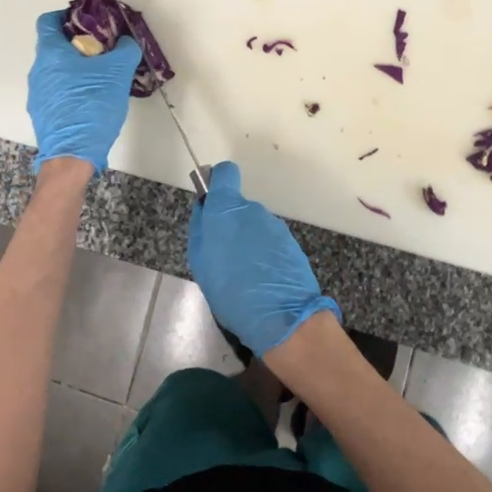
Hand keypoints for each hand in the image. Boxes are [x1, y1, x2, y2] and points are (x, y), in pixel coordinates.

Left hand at [26, 9, 142, 172]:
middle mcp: (38, 71)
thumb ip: (125, 50)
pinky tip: (91, 102)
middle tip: (103, 52)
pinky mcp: (42, 115)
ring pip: (56, 72)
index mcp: (50, 54)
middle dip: (78, 46)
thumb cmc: (91, 106)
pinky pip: (57, 93)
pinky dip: (71, 90)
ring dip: (75, 70)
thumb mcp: (117, 73)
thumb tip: (127, 41)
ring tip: (100, 79)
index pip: (48, 22)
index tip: (88, 23)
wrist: (72, 155)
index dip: (67, 17)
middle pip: (55, 48)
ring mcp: (37, 95)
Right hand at [188, 161, 339, 354]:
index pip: (224, 173)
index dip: (216, 182)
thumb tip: (203, 209)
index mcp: (227, 210)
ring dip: (247, 243)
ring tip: (244, 276)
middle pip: (237, 208)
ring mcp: (275, 227)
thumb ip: (200, 230)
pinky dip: (263, 255)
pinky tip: (262, 282)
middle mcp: (253, 211)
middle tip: (222, 258)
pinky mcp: (291, 244)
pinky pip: (270, 243)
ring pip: (254, 227)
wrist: (284, 318)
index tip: (210, 202)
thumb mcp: (201, 263)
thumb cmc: (231, 291)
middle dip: (228, 226)